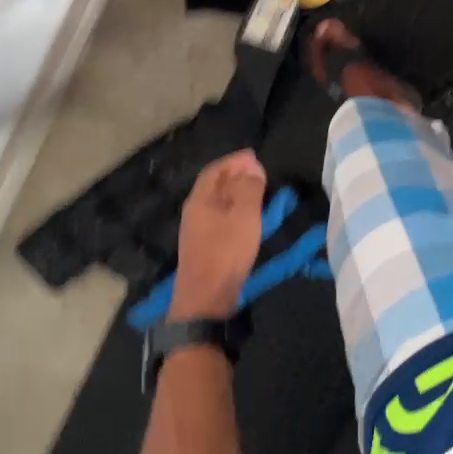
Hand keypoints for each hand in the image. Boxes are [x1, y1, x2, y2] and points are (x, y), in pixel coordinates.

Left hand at [167, 150, 266, 321]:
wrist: (205, 298)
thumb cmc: (226, 251)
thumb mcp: (245, 215)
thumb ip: (249, 187)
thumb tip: (251, 167)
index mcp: (200, 199)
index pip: (215, 170)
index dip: (234, 160)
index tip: (254, 155)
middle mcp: (194, 211)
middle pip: (213, 185)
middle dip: (235, 174)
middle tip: (258, 171)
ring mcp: (196, 230)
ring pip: (217, 202)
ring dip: (235, 192)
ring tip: (257, 191)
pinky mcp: (203, 246)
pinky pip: (219, 216)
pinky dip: (234, 208)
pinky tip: (246, 216)